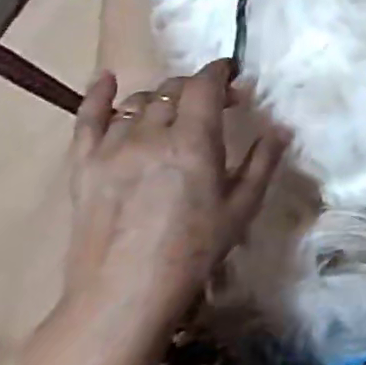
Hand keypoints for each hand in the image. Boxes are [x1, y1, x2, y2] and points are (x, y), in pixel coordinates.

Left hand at [60, 59, 286, 337]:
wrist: (126, 293)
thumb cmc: (195, 251)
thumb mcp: (241, 208)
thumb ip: (262, 163)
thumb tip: (280, 129)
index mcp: (193, 143)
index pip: (204, 87)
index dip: (220, 73)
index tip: (234, 72)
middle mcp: (150, 135)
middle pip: (172, 91)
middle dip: (197, 87)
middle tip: (217, 102)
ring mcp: (112, 148)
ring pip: (137, 103)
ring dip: (162, 98)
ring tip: (176, 110)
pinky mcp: (84, 165)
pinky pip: (86, 119)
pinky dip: (97, 95)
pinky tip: (104, 79)